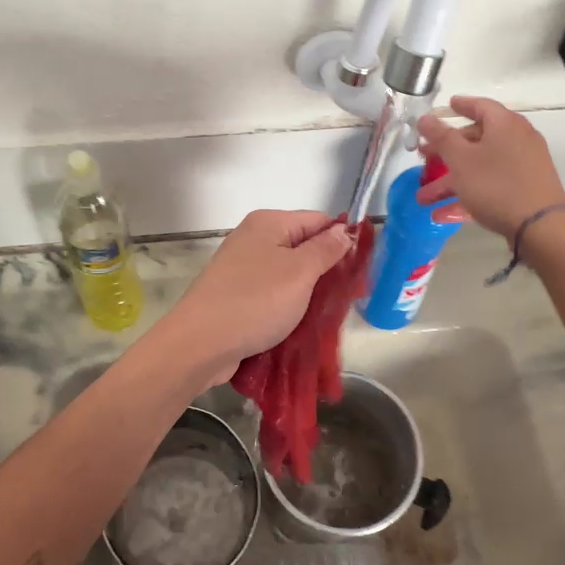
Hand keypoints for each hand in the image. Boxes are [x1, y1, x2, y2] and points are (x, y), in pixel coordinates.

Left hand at [160, 210, 351, 379]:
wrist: (201, 344)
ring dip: (309, 293)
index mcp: (268, 223)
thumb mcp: (299, 272)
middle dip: (328, 270)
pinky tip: (303, 326)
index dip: (343, 239)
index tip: (363, 267)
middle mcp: (253, 240)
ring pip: (289, 276)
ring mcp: (243, 270)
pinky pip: (273, 296)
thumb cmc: (255, 302)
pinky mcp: (237, 297)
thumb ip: (325, 249)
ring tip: (330, 315)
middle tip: (351, 296)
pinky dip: (289, 308)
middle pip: (303, 247)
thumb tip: (345, 230)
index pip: (318, 220)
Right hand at [415, 95, 564, 239]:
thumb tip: (425, 117)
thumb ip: (441, 137)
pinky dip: (467, 195)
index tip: (447, 105)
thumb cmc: (496, 185)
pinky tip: (443, 214)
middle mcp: (517, 139)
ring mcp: (523, 166)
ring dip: (450, 181)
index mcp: (504, 124)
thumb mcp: (461, 159)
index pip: (480, 106)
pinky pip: (490, 186)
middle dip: (446, 152)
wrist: (540, 226)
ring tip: (424, 198)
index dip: (461, 105)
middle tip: (424, 158)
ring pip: (480, 167)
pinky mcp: (524, 189)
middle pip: (476, 139)